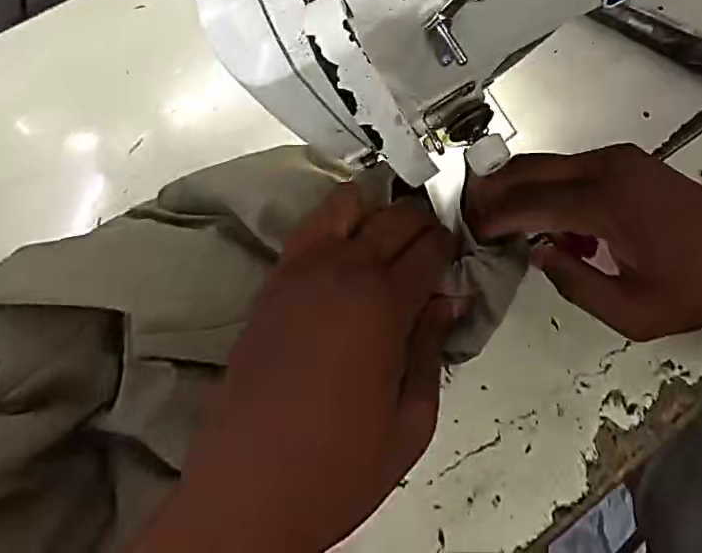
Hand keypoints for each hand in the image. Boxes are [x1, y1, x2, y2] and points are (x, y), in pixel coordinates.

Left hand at [142, 187, 459, 552]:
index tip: (457, 255)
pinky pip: (311, 225)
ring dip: (381, 210)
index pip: (431, 248)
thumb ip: (433, 350)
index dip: (451, 246)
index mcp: (385, 305)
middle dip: (424, 222)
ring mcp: (303, 272)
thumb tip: (449, 302)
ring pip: (352, 205)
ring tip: (394, 232)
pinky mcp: (273, 282)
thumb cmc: (334, 469)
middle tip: (435, 242)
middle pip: (397, 218)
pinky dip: (338, 215)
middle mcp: (345, 274)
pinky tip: (350, 235)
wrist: (244, 496)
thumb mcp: (411, 423)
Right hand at [467, 144, 701, 340]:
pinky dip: (555, 189)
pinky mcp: (630, 160)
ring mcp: (621, 157)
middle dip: (497, 189)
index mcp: (606, 201)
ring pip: (552, 163)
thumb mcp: (634, 310)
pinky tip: (561, 228)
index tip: (470, 230)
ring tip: (505, 224)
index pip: (532, 202)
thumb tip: (537, 254)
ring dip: (525, 189)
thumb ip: (576, 284)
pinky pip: (575, 168)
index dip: (496, 216)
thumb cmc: (696, 287)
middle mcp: (608, 166)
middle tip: (471, 215)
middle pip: (534, 168)